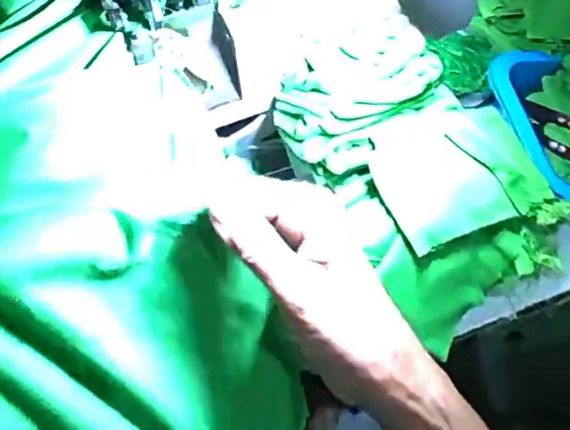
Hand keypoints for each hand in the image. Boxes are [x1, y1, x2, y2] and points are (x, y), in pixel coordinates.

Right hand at [208, 175, 485, 429]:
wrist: (386, 377)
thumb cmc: (347, 334)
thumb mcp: (296, 291)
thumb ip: (254, 244)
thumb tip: (211, 201)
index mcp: (309, 205)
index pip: (244, 191)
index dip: (215, 207)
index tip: (184, 223)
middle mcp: (305, 205)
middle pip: (245, 200)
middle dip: (220, 217)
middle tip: (190, 239)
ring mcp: (301, 227)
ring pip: (248, 217)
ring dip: (227, 232)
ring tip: (200, 247)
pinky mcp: (295, 250)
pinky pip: (257, 234)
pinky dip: (239, 244)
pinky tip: (223, 258)